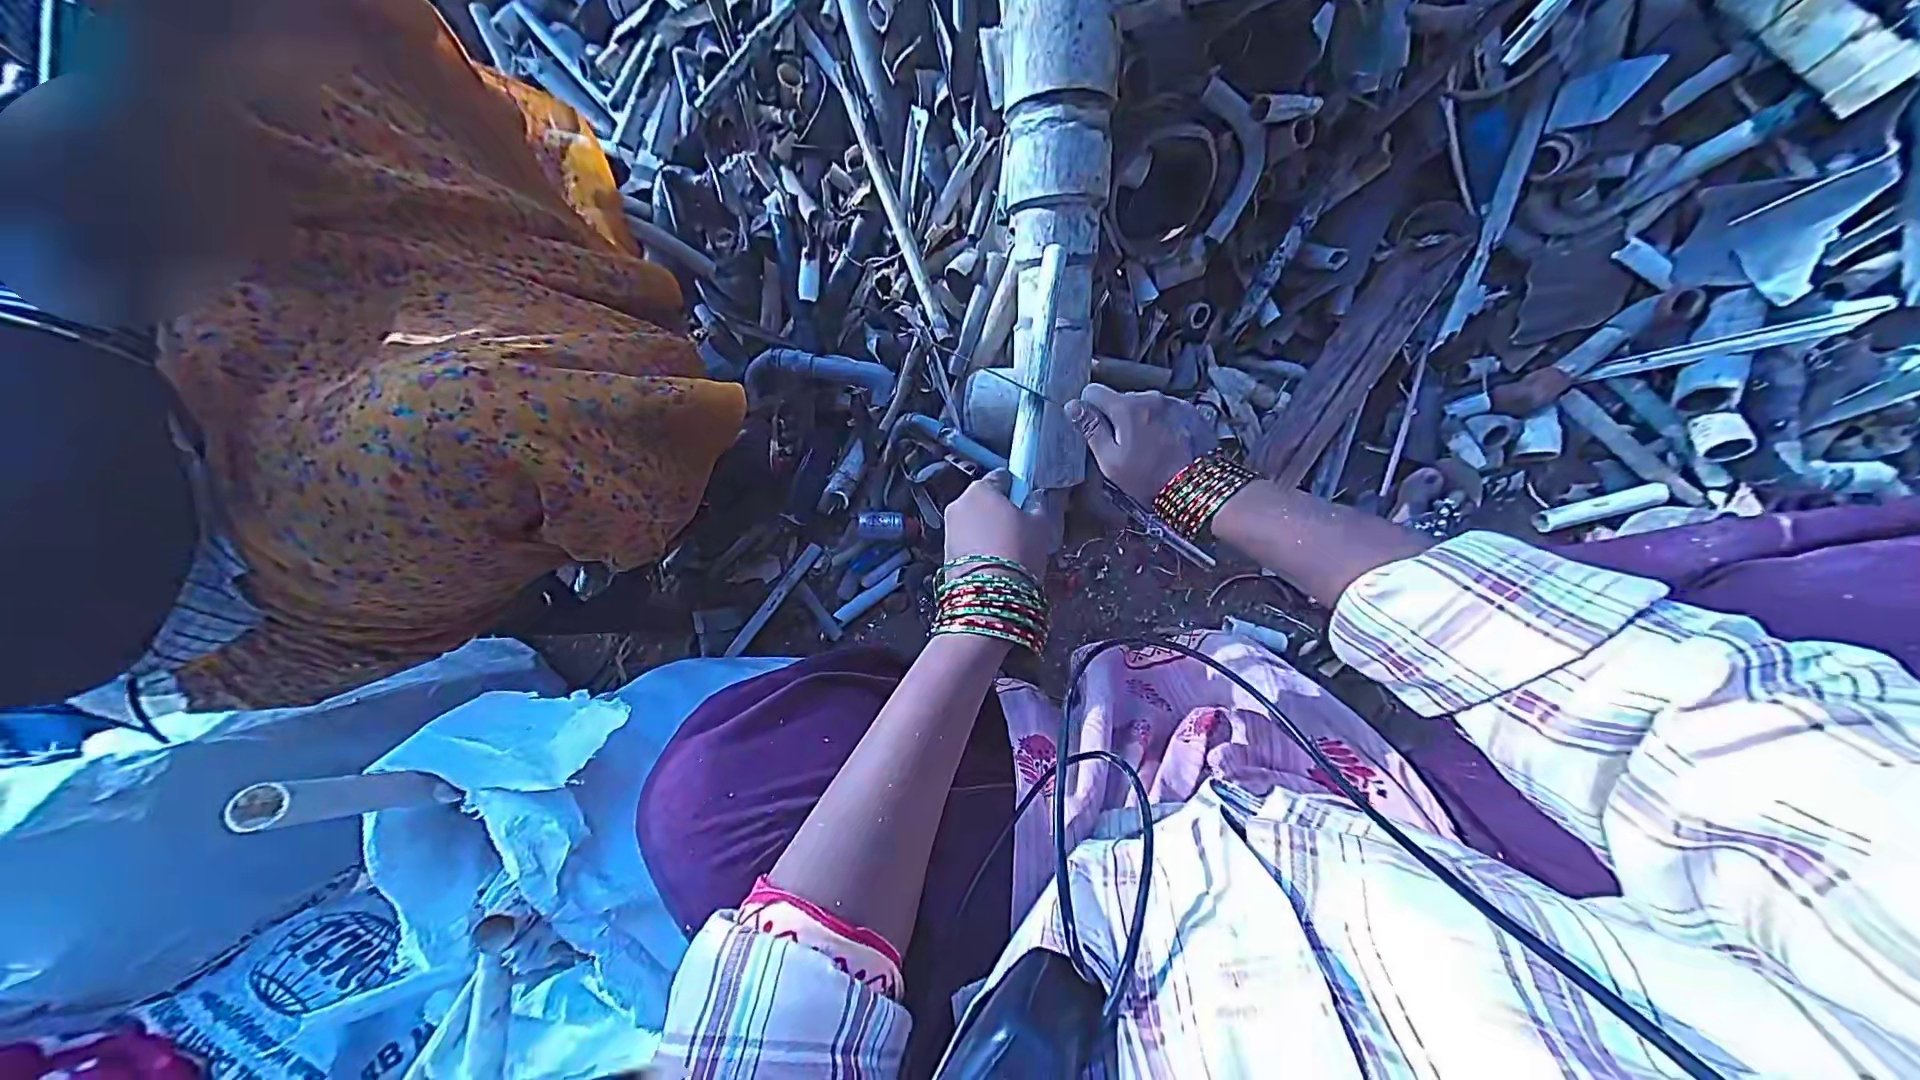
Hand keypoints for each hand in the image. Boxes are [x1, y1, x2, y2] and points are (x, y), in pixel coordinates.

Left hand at [943, 469, 1049, 577]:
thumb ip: (1037, 505)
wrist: (987, 596)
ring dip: (990, 531)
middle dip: (1001, 511)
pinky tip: (995, 564)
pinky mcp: (945, 553)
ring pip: (975, 523)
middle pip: (985, 501)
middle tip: (1021, 531)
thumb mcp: (1040, 525)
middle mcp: (958, 504)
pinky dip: (980, 548)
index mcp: (980, 489)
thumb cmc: (1018, 551)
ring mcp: (948, 529)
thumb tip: (1032, 499)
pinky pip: (968, 543)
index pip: (1001, 477)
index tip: (1028, 504)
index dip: (1017, 489)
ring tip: (1010, 552)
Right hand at [1064, 385, 1216, 502]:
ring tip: (1146, 448)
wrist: (1197, 486)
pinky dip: (1160, 423)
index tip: (1094, 428)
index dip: (1089, 408)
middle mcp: (1150, 397)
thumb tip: (1072, 406)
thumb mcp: (1110, 460)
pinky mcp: (1189, 410)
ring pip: (1144, 405)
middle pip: (1120, 398)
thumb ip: (1091, 429)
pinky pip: (1165, 410)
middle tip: (1123, 447)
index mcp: (1126, 407)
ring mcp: (1172, 402)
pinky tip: (1164, 444)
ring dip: (1139, 420)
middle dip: (1116, 417)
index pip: (1093, 391)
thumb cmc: (1148, 478)